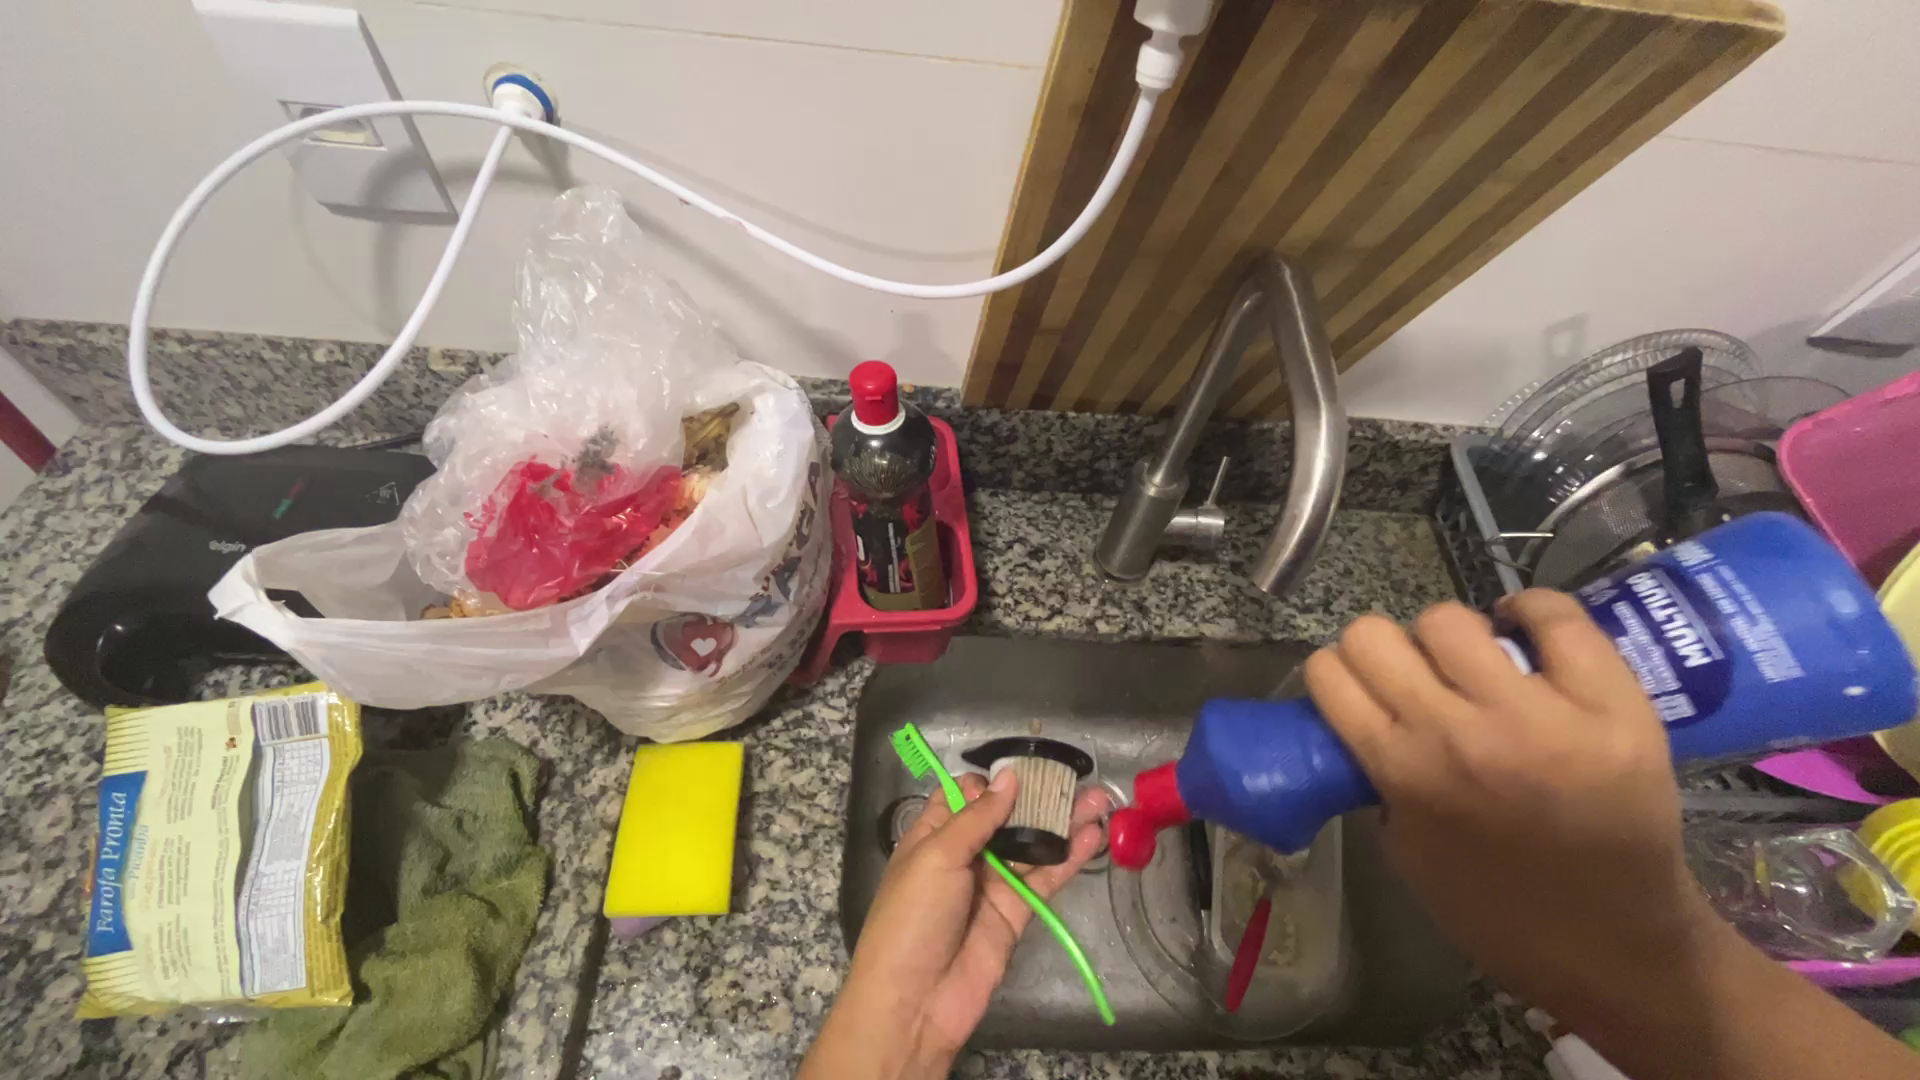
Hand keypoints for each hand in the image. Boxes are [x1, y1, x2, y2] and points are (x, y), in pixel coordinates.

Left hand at [799, 769, 1108, 1079]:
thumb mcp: (936, 856)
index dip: (993, 780)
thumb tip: (1008, 777)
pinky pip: (1046, 876)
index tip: (1026, 766)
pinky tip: (1093, 835)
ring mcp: (994, 881)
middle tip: (1074, 777)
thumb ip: (977, 817)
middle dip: (1038, 796)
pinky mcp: (1018, 910)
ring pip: (1033, 843)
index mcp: (935, 833)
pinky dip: (1069, 856)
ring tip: (1099, 799)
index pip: (967, 794)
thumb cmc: (912, 916)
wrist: (915, 1002)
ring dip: (1063, 822)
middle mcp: (966, 852)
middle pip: (1006, 815)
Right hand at [1303, 590, 1711, 1016]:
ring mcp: (1542, 716)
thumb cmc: (1489, 906)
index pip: (1328, 671)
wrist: (1617, 947)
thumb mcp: (1400, 842)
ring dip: (1444, 638)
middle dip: (1377, 649)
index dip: (1333, 673)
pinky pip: (1557, 617)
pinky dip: (1529, 612)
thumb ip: (1372, 771)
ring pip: (1447, 618)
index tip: (1353, 688)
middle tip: (1407, 676)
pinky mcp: (1614, 707)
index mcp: (1402, 770)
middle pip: (1372, 633)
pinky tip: (1521, 631)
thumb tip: (1360, 711)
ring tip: (1468, 665)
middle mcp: (1461, 733)